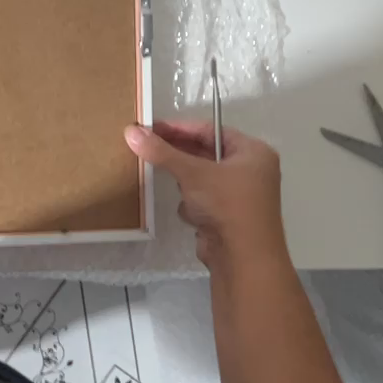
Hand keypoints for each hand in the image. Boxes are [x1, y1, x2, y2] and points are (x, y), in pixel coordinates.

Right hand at [125, 121, 286, 270]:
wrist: (243, 255)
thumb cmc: (226, 204)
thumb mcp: (192, 173)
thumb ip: (161, 152)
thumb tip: (131, 132)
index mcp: (252, 152)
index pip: (211, 130)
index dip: (180, 128)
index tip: (151, 129)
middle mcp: (250, 170)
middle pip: (206, 153)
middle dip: (179, 156)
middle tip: (148, 149)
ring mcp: (240, 194)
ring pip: (200, 178)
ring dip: (186, 183)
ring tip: (173, 184)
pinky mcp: (227, 215)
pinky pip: (202, 199)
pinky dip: (192, 204)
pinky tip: (191, 213)